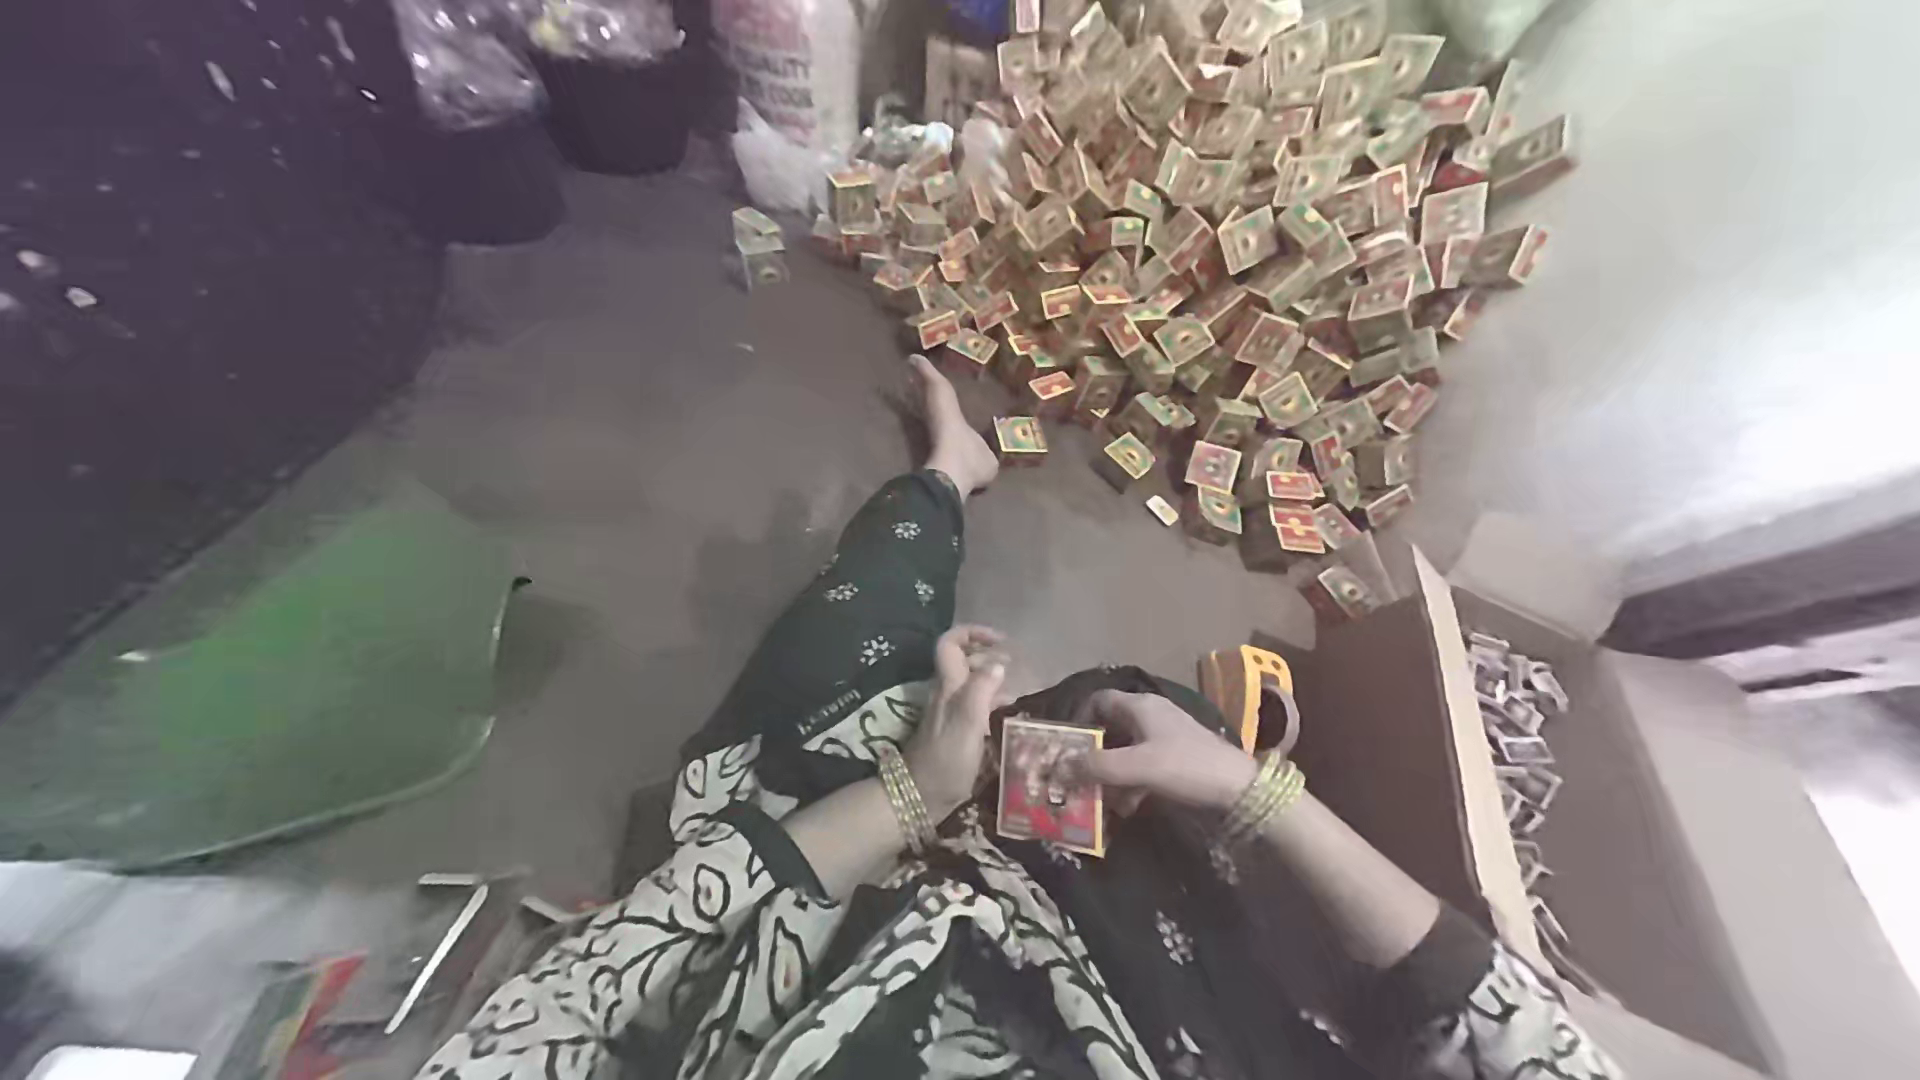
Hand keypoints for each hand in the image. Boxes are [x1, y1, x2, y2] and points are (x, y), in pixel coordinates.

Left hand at [902, 625, 1008, 820]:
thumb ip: (982, 689)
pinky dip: (992, 699)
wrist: (921, 796)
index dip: (972, 632)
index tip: (1000, 640)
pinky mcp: (956, 729)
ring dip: (991, 676)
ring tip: (1017, 683)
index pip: (950, 643)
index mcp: (948, 685)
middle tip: (1013, 662)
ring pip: (970, 680)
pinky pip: (976, 702)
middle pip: (962, 659)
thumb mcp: (968, 722)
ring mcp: (951, 710)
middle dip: (987, 653)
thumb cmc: (946, 759)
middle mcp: (947, 692)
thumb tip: (997, 663)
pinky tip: (1008, 710)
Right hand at [1075, 690, 1256, 812]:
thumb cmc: (1186, 767)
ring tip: (1100, 799)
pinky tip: (1126, 806)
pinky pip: (1141, 765)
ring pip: (1125, 750)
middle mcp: (1150, 715)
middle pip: (1110, 728)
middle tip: (1077, 776)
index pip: (1099, 700)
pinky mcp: (1176, 759)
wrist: (1241, 791)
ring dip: (1110, 773)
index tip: (1067, 746)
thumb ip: (1098, 766)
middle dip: (1093, 753)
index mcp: (1140, 706)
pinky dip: (1130, 783)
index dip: (1080, 718)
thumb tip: (1062, 766)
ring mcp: (1165, 737)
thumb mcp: (1138, 766)